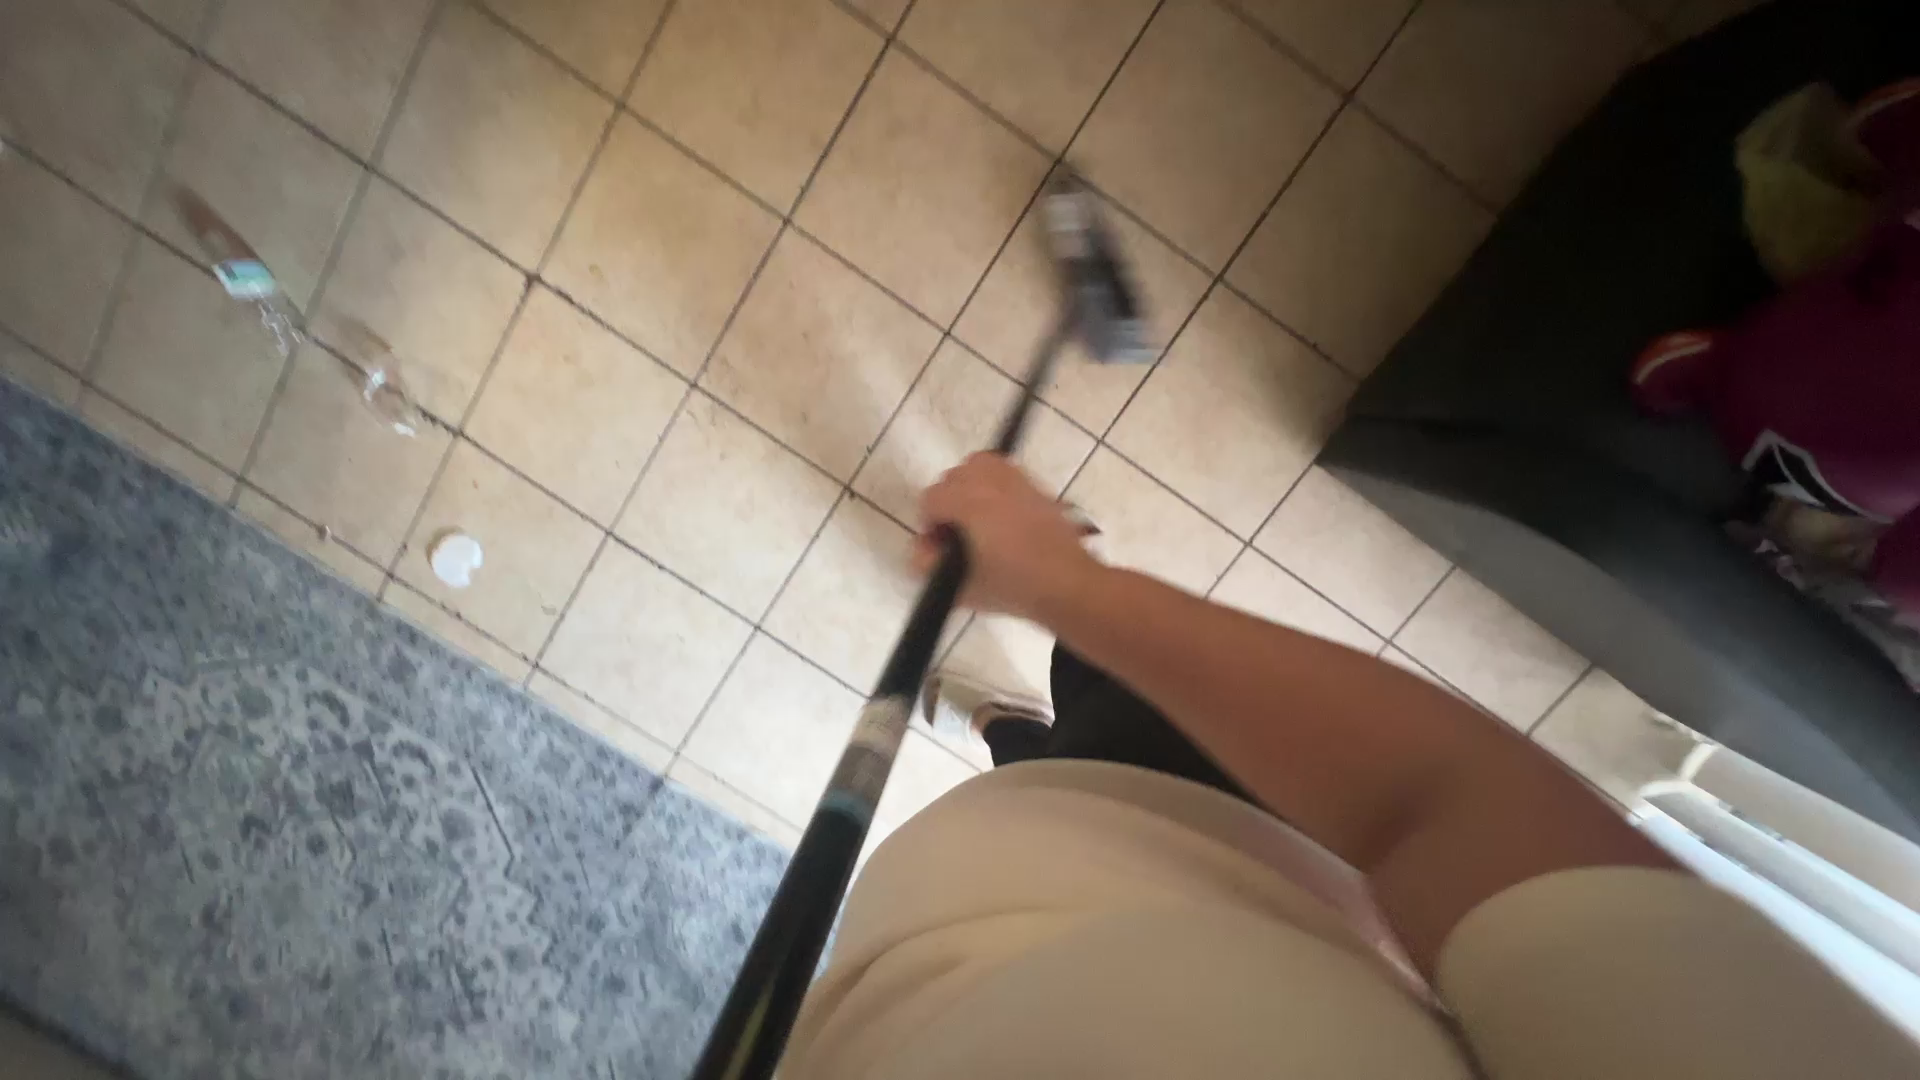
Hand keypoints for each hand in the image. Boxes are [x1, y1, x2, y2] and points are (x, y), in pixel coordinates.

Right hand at [914, 453, 1102, 620]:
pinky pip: (1005, 469)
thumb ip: (929, 566)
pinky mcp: (1036, 484)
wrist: (1068, 584)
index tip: (940, 546)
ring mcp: (1016, 479)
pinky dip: (994, 482)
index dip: (929, 523)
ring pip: (978, 464)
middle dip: (948, 503)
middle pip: (952, 477)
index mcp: (968, 504)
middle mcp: (990, 482)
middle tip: (958, 535)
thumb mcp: (961, 586)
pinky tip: (1001, 512)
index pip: (930, 498)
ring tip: (977, 516)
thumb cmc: (1013, 587)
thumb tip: (922, 550)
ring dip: (970, 486)